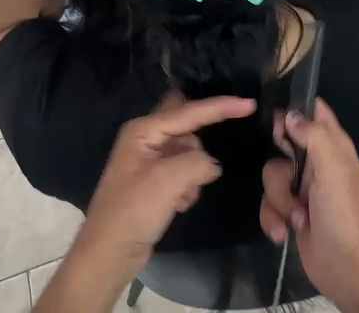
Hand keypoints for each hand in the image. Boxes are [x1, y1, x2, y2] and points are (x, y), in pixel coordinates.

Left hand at [77, 95, 256, 272]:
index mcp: (143, 130)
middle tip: (210, 156)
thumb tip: (212, 165)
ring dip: (194, 172)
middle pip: (187, 127)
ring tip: (185, 196)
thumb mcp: (168, 181)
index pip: (189, 111)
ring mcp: (148, 160)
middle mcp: (145, 138)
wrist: (108, 254)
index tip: (250, 103)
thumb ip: (197, 162)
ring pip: (187, 152)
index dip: (221, 106)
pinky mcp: (153, 181)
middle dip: (201, 144)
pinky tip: (180, 204)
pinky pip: (182, 172)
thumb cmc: (133, 211)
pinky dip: (187, 186)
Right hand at [259, 101, 358, 297]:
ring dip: (279, 199)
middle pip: (283, 142)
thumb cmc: (343, 213)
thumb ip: (314, 135)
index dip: (296, 108)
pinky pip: (268, 203)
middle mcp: (317, 163)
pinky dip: (273, 218)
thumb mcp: (333, 168)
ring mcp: (302, 188)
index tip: (280, 119)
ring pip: (272, 175)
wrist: (344, 268)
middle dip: (279, 162)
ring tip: (297, 217)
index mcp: (333, 146)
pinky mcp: (289, 212)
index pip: (315, 111)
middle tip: (289, 173)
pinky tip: (284, 233)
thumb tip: (290, 114)